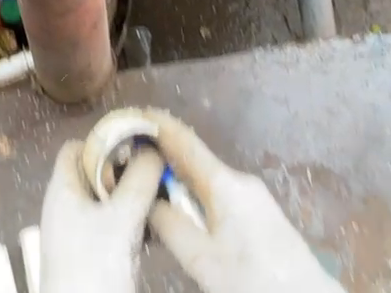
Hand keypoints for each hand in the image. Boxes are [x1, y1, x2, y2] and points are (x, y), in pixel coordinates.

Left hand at [39, 139, 162, 292]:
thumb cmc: (93, 267)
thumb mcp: (121, 218)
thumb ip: (139, 179)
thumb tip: (154, 148)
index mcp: (63, 189)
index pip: (77, 148)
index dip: (104, 141)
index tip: (137, 145)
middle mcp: (66, 207)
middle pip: (95, 173)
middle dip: (126, 170)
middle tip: (157, 172)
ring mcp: (77, 234)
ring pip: (107, 202)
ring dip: (133, 199)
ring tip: (163, 200)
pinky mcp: (90, 258)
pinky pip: (111, 228)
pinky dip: (132, 224)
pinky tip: (156, 231)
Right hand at [139, 111, 343, 292]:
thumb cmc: (252, 281)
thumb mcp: (202, 260)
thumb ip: (170, 226)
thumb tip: (148, 198)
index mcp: (225, 182)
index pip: (184, 141)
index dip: (158, 126)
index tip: (132, 115)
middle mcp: (240, 180)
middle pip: (194, 161)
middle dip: (164, 159)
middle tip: (130, 162)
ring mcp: (253, 198)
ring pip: (207, 182)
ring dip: (180, 182)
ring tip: (150, 191)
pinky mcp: (261, 217)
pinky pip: (220, 197)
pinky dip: (196, 199)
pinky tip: (184, 216)